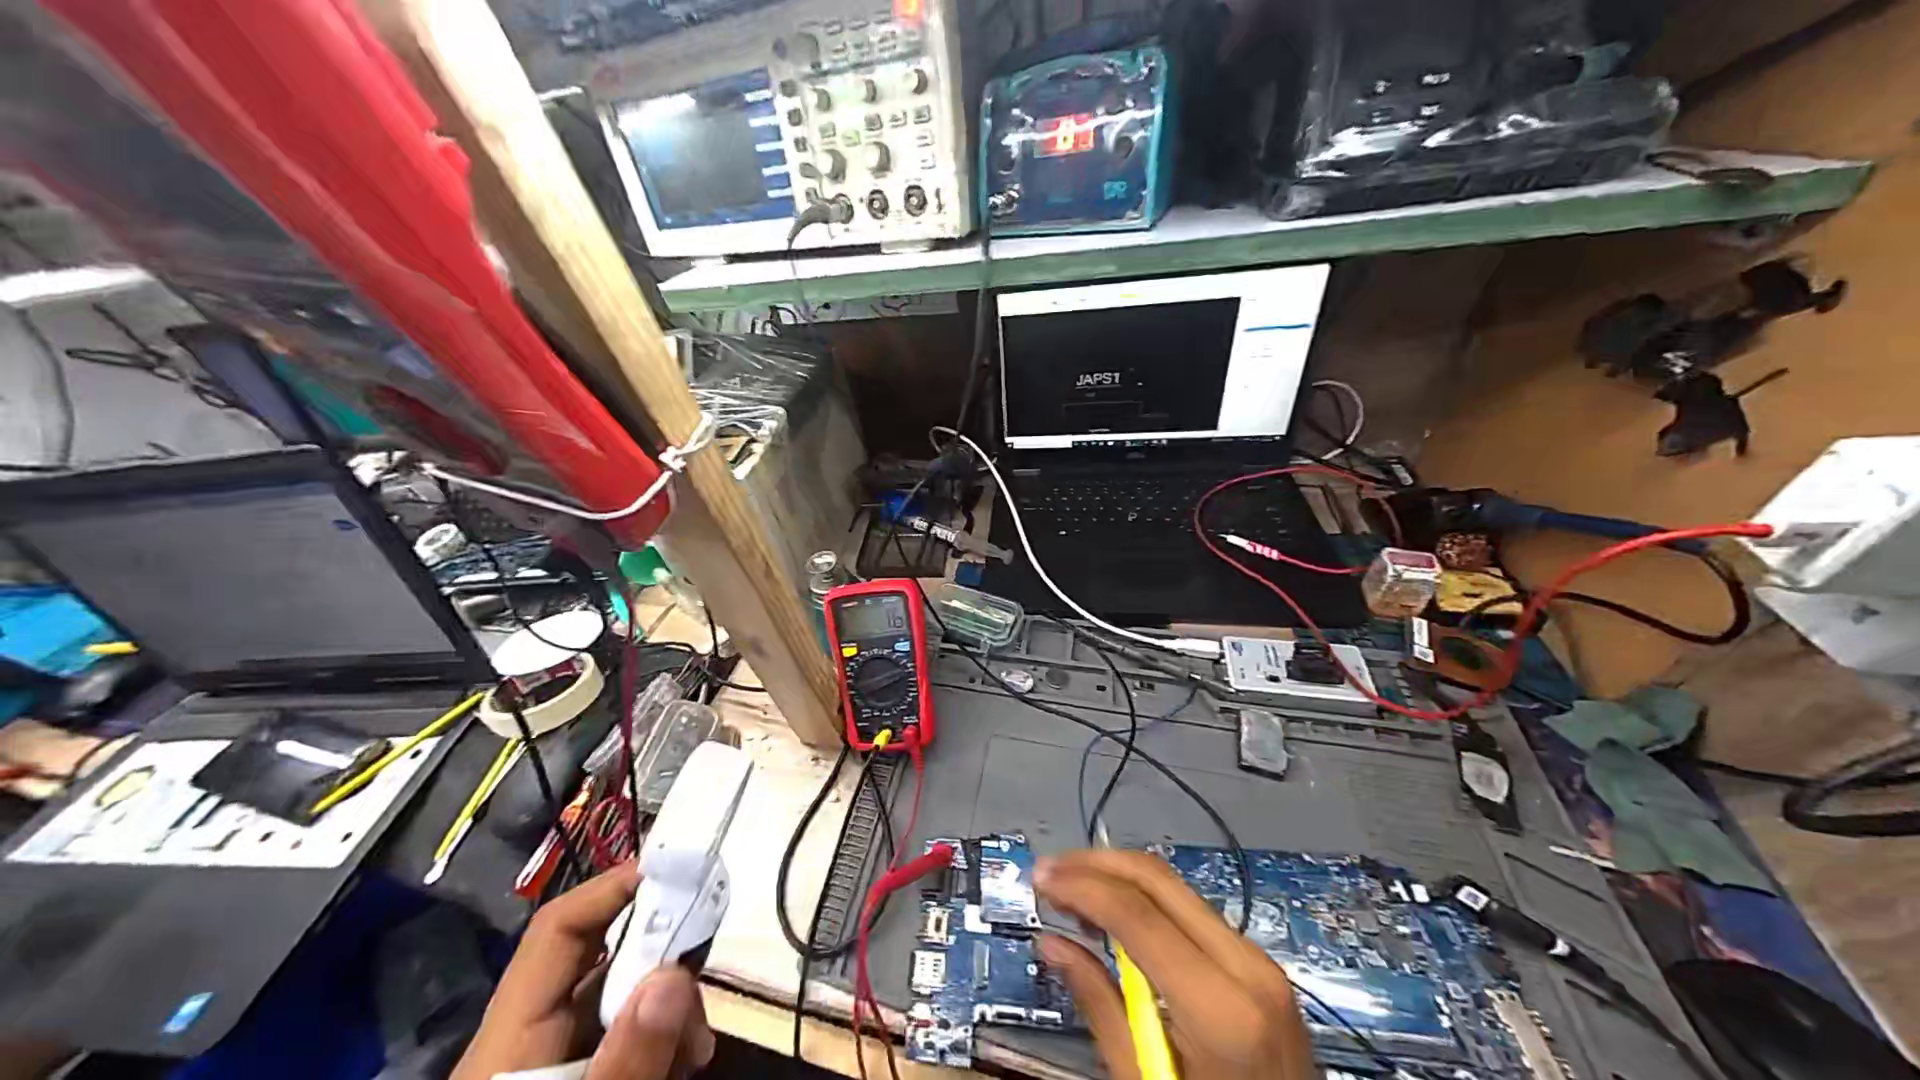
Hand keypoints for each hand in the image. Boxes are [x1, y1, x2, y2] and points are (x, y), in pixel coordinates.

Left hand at [453, 863, 715, 1079]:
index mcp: (509, 1038)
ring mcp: (549, 1058)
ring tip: (697, 1044)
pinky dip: (658, 1033)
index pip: (558, 929)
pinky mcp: (573, 1073)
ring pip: (619, 998)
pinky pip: (620, 1032)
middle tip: (703, 976)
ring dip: (668, 1005)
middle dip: (662, 959)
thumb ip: (629, 1054)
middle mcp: (525, 1037)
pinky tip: (683, 1058)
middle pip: (600, 961)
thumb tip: (676, 975)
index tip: (679, 870)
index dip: (615, 887)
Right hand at [1034, 850, 1315, 1079]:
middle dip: (1095, 865)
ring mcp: (1258, 959)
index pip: (1138, 915)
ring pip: (1174, 887)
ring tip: (1069, 890)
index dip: (1081, 886)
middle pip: (1158, 880)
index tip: (1040, 878)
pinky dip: (1144, 900)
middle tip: (1048, 871)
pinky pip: (1189, 911)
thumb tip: (1052, 943)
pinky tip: (1111, 914)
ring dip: (1117, 877)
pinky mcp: (1258, 962)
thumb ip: (1100, 1006)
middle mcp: (1246, 964)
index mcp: (1220, 1007)